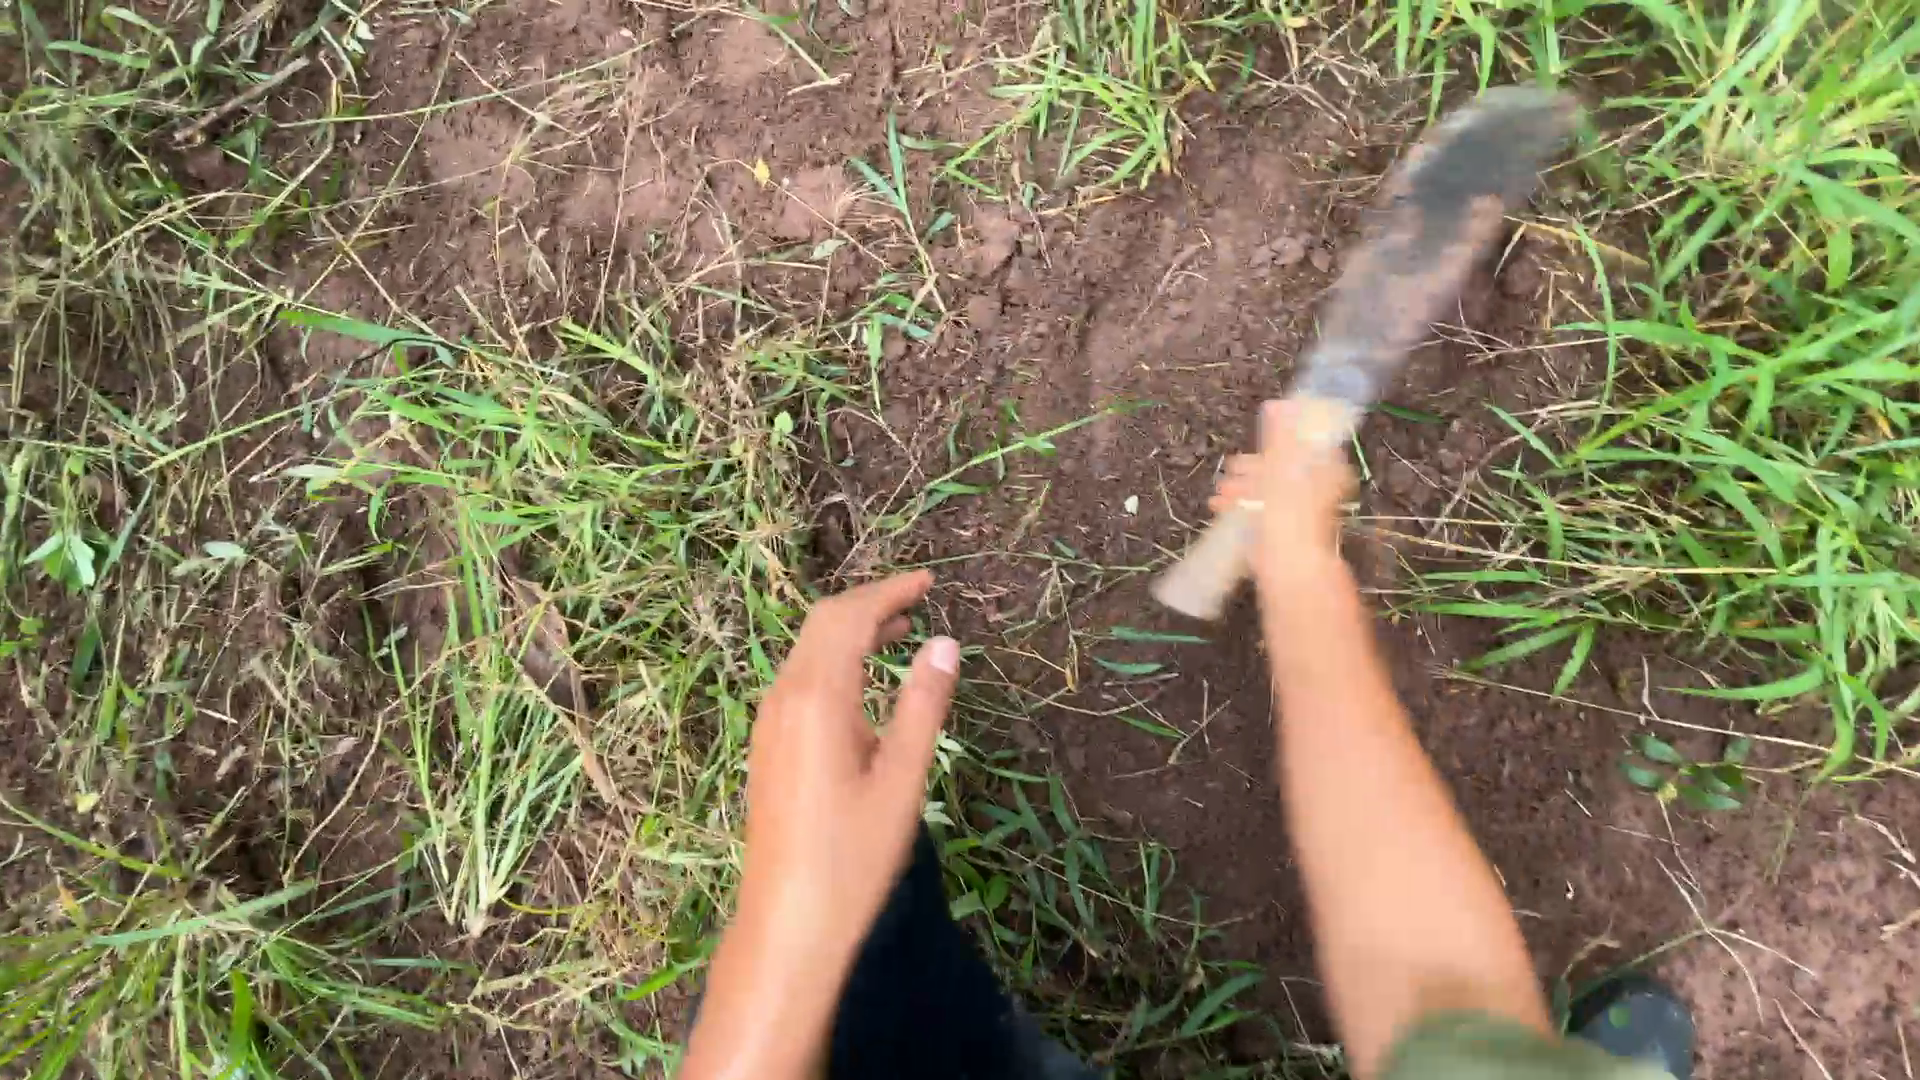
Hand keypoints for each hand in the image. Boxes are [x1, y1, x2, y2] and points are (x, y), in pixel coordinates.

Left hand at [682, 571, 958, 1079]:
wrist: (786, 925)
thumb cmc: (852, 855)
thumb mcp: (902, 779)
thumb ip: (923, 704)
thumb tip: (945, 642)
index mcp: (817, 697)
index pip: (851, 618)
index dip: (890, 592)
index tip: (929, 582)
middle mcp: (784, 697)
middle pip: (824, 624)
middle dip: (871, 602)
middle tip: (919, 598)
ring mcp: (770, 721)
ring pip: (809, 650)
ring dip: (852, 630)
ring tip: (901, 630)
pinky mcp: (769, 743)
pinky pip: (802, 678)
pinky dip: (836, 659)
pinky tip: (864, 681)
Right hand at [1210, 399, 1355, 589]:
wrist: (1287, 562)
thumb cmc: (1290, 514)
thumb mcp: (1283, 467)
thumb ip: (1280, 435)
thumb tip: (1277, 403)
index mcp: (1324, 469)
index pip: (1303, 443)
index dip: (1278, 441)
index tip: (1258, 443)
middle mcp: (1315, 487)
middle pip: (1279, 465)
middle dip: (1251, 467)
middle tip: (1233, 469)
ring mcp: (1297, 509)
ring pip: (1265, 487)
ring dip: (1241, 486)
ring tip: (1222, 492)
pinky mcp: (1279, 527)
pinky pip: (1257, 507)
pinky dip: (1239, 504)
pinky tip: (1221, 505)